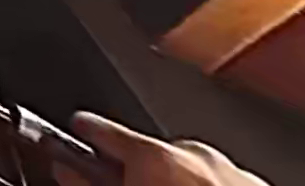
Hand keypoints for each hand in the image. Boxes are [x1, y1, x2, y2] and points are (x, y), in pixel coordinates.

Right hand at [57, 113, 270, 185]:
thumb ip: (84, 183)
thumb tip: (63, 169)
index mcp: (151, 152)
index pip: (91, 125)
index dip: (81, 141)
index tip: (77, 154)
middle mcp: (193, 154)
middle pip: (146, 149)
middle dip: (140, 171)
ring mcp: (241, 177)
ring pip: (194, 171)